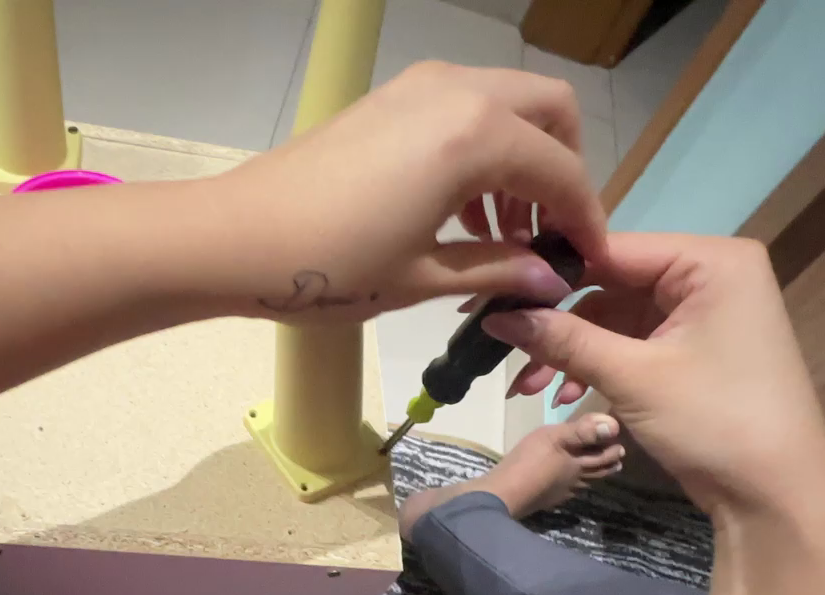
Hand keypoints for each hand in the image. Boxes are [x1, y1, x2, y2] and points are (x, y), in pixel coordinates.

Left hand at [212, 61, 607, 320]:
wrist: (236, 239)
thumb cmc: (330, 268)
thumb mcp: (421, 278)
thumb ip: (495, 270)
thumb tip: (549, 277)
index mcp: (476, 136)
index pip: (561, 171)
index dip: (584, 219)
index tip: (588, 259)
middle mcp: (458, 91)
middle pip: (548, 112)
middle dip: (562, 171)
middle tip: (545, 235)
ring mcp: (418, 87)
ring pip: (504, 105)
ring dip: (520, 161)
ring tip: (503, 233)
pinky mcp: (388, 99)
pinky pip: (461, 111)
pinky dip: (480, 151)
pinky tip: (462, 210)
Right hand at [482, 234, 824, 519]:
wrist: (773, 492)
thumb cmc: (713, 419)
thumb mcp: (631, 375)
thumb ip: (562, 340)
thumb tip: (494, 315)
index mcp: (709, 261)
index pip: (611, 249)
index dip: (550, 275)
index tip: (494, 298)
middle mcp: (707, 276)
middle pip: (609, 285)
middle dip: (557, 325)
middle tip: (508, 355)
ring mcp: (700, 314)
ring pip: (612, 319)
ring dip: (570, 353)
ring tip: (530, 391)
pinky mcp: (690, 349)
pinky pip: (629, 345)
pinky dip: (595, 368)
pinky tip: (567, 397)